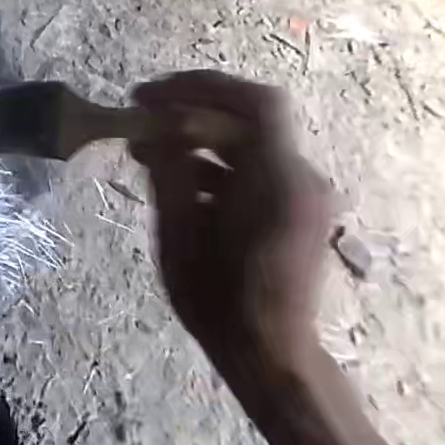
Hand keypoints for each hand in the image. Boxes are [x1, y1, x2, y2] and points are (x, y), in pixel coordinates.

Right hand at [129, 71, 335, 361]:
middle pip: (248, 111)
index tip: (148, 98)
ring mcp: (301, 188)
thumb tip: (153, 126)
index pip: (252, 104)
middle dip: (191, 101)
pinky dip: (212, 158)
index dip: (199, 88)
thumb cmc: (221, 305)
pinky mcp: (293, 201)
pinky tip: (172, 171)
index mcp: (278, 182)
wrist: (271, 356)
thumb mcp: (180, 237)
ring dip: (196, 131)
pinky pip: (251, 162)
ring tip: (144, 143)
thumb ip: (169, 171)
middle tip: (143, 105)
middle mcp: (300, 175)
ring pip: (246, 135)